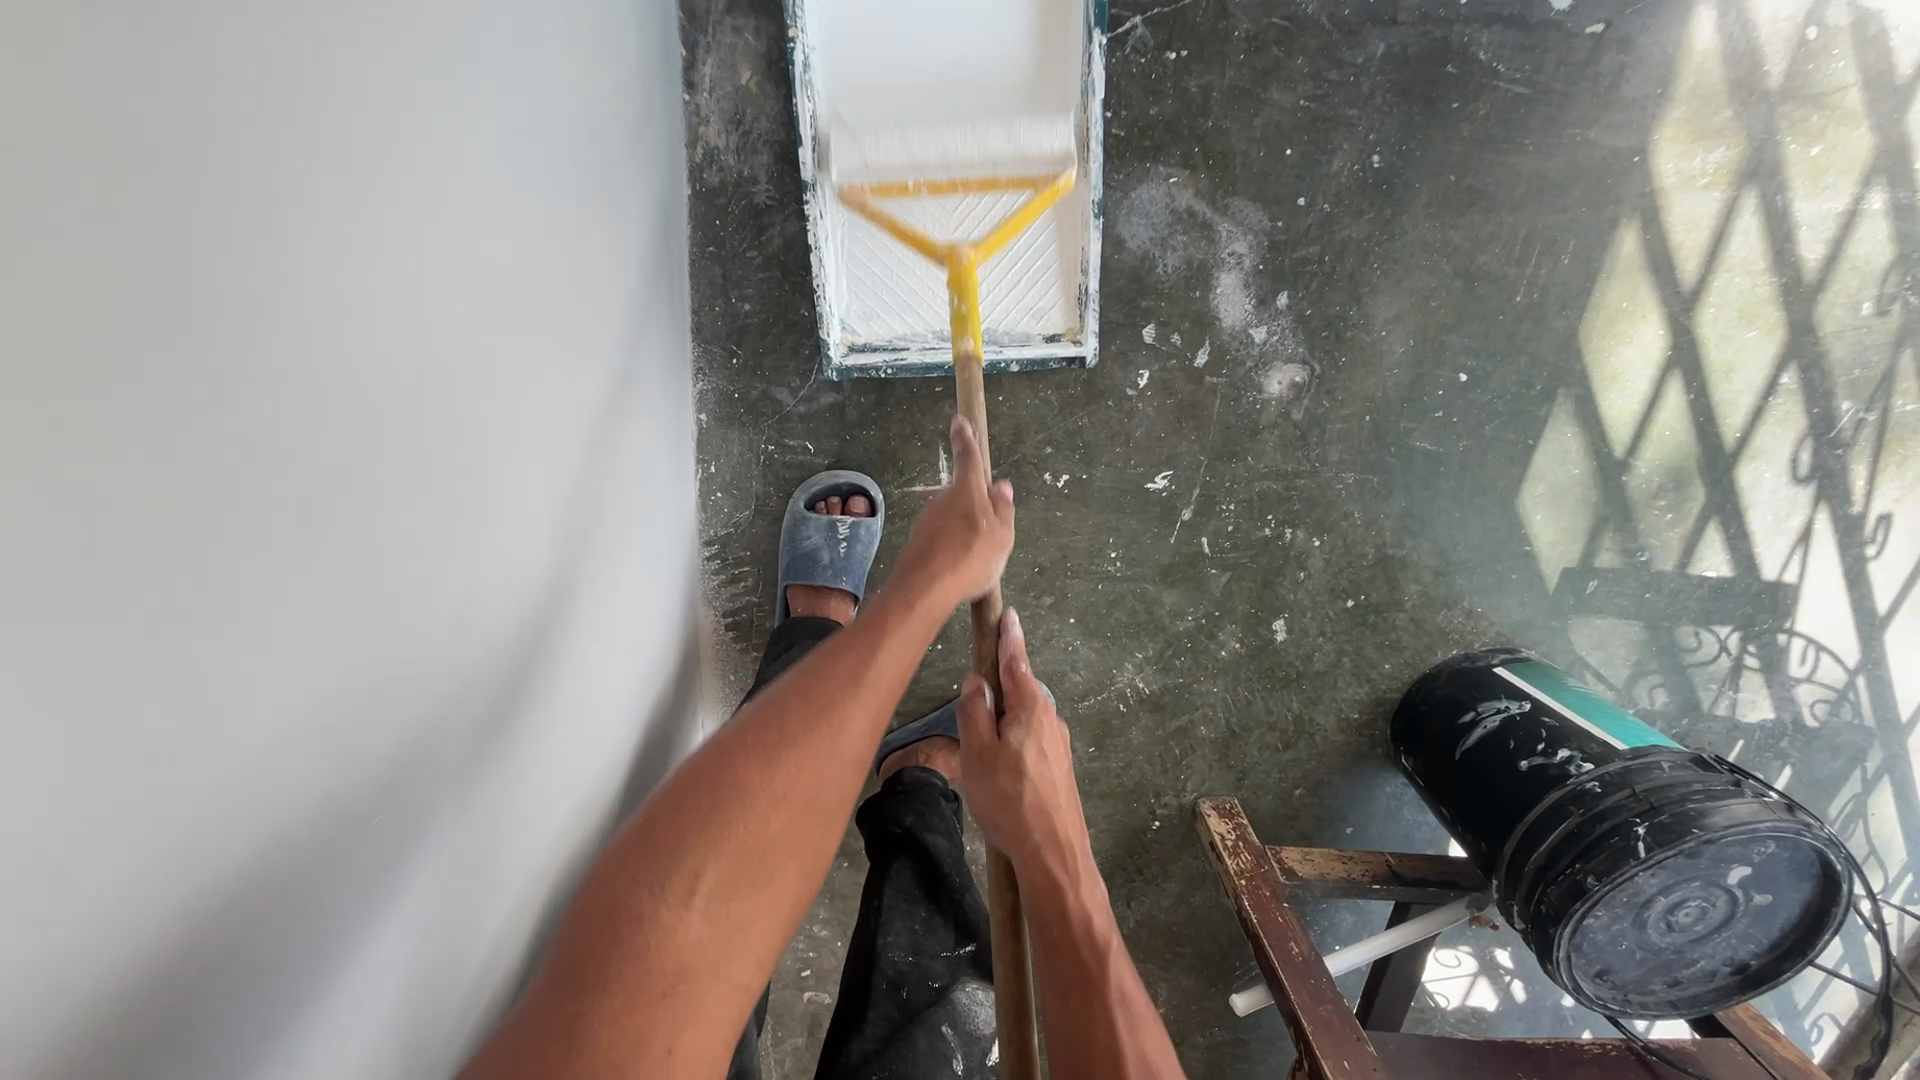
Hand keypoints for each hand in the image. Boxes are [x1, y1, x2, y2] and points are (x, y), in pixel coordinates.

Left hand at [891, 416, 1015, 610]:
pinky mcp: (918, 541)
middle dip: (976, 504)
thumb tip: (1001, 486)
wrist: (925, 589)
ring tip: (978, 558)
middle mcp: (943, 499)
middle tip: (991, 528)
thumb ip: (1003, 510)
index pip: (968, 457)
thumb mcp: (1002, 536)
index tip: (960, 420)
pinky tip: (960, 568)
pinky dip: (952, 546)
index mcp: (967, 491)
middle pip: (963, 493)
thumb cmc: (971, 558)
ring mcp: (927, 519)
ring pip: (952, 517)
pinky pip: (942, 537)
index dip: (966, 438)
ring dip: (964, 529)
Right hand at [957, 608, 1090, 878]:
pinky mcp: (1059, 769)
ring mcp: (1059, 746)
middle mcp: (1050, 720)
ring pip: (1024, 719)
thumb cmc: (1010, 800)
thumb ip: (974, 713)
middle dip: (998, 689)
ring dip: (1003, 722)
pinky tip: (1000, 771)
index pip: (1016, 662)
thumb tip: (976, 682)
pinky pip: (1031, 741)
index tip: (1008, 615)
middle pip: (1020, 691)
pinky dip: (1012, 742)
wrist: (1054, 855)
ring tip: (980, 750)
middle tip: (973, 702)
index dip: (1008, 638)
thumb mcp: (978, 753)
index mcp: (1031, 708)